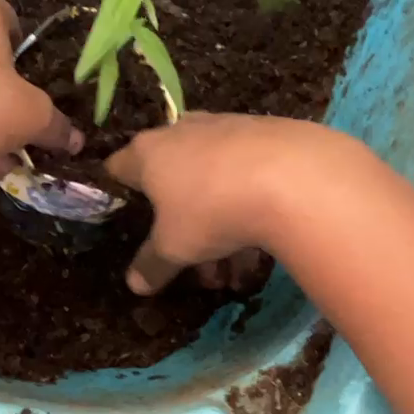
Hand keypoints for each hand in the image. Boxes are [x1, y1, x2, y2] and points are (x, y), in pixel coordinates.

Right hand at [105, 114, 353, 294]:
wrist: (295, 177)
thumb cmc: (212, 209)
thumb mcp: (175, 248)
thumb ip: (151, 265)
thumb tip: (134, 285)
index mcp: (148, 153)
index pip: (118, 168)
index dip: (118, 194)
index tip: (126, 219)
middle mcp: (183, 132)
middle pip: (170, 179)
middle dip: (177, 223)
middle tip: (189, 259)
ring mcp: (226, 129)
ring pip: (211, 183)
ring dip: (216, 226)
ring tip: (232, 272)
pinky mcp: (267, 134)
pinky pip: (245, 177)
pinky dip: (247, 210)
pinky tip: (260, 247)